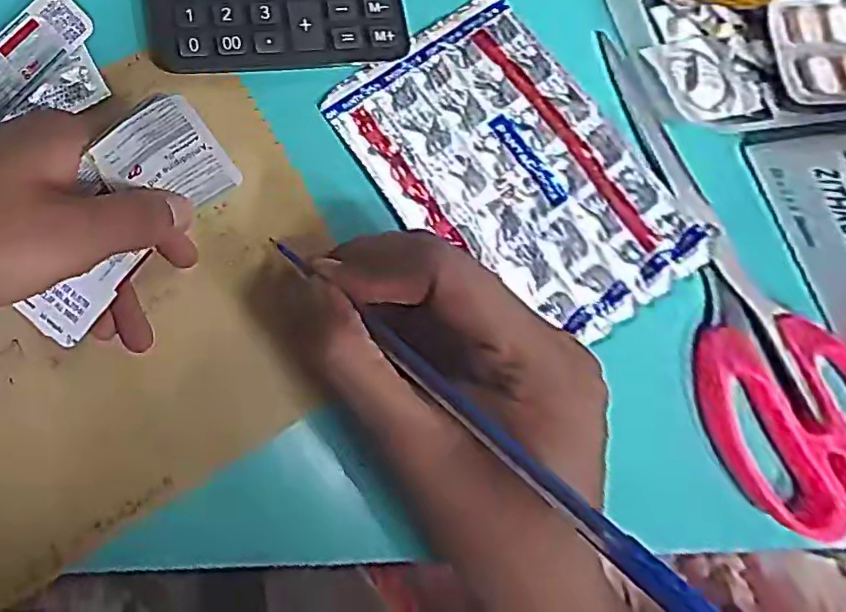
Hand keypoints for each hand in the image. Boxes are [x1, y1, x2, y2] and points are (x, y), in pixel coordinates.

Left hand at [0, 108, 198, 351]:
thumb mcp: (67, 235)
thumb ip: (130, 218)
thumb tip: (179, 203)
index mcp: (62, 138)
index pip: (136, 156)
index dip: (166, 204)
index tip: (183, 257)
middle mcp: (37, 150)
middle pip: (105, 196)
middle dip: (131, 262)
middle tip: (144, 320)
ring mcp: (5, 181)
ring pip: (72, 224)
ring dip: (99, 278)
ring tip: (116, 338)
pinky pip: (37, 236)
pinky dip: (60, 273)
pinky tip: (71, 320)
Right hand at [298, 232, 613, 611]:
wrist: (540, 596)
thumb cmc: (488, 531)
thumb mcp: (412, 447)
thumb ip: (353, 362)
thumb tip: (304, 285)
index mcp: (541, 355)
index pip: (446, 271)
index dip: (370, 266)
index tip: (310, 283)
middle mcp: (538, 335)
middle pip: (436, 267)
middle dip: (364, 273)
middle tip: (309, 293)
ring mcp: (519, 343)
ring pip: (426, 282)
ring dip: (368, 290)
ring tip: (325, 312)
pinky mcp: (494, 356)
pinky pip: (426, 310)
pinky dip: (380, 312)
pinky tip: (357, 333)